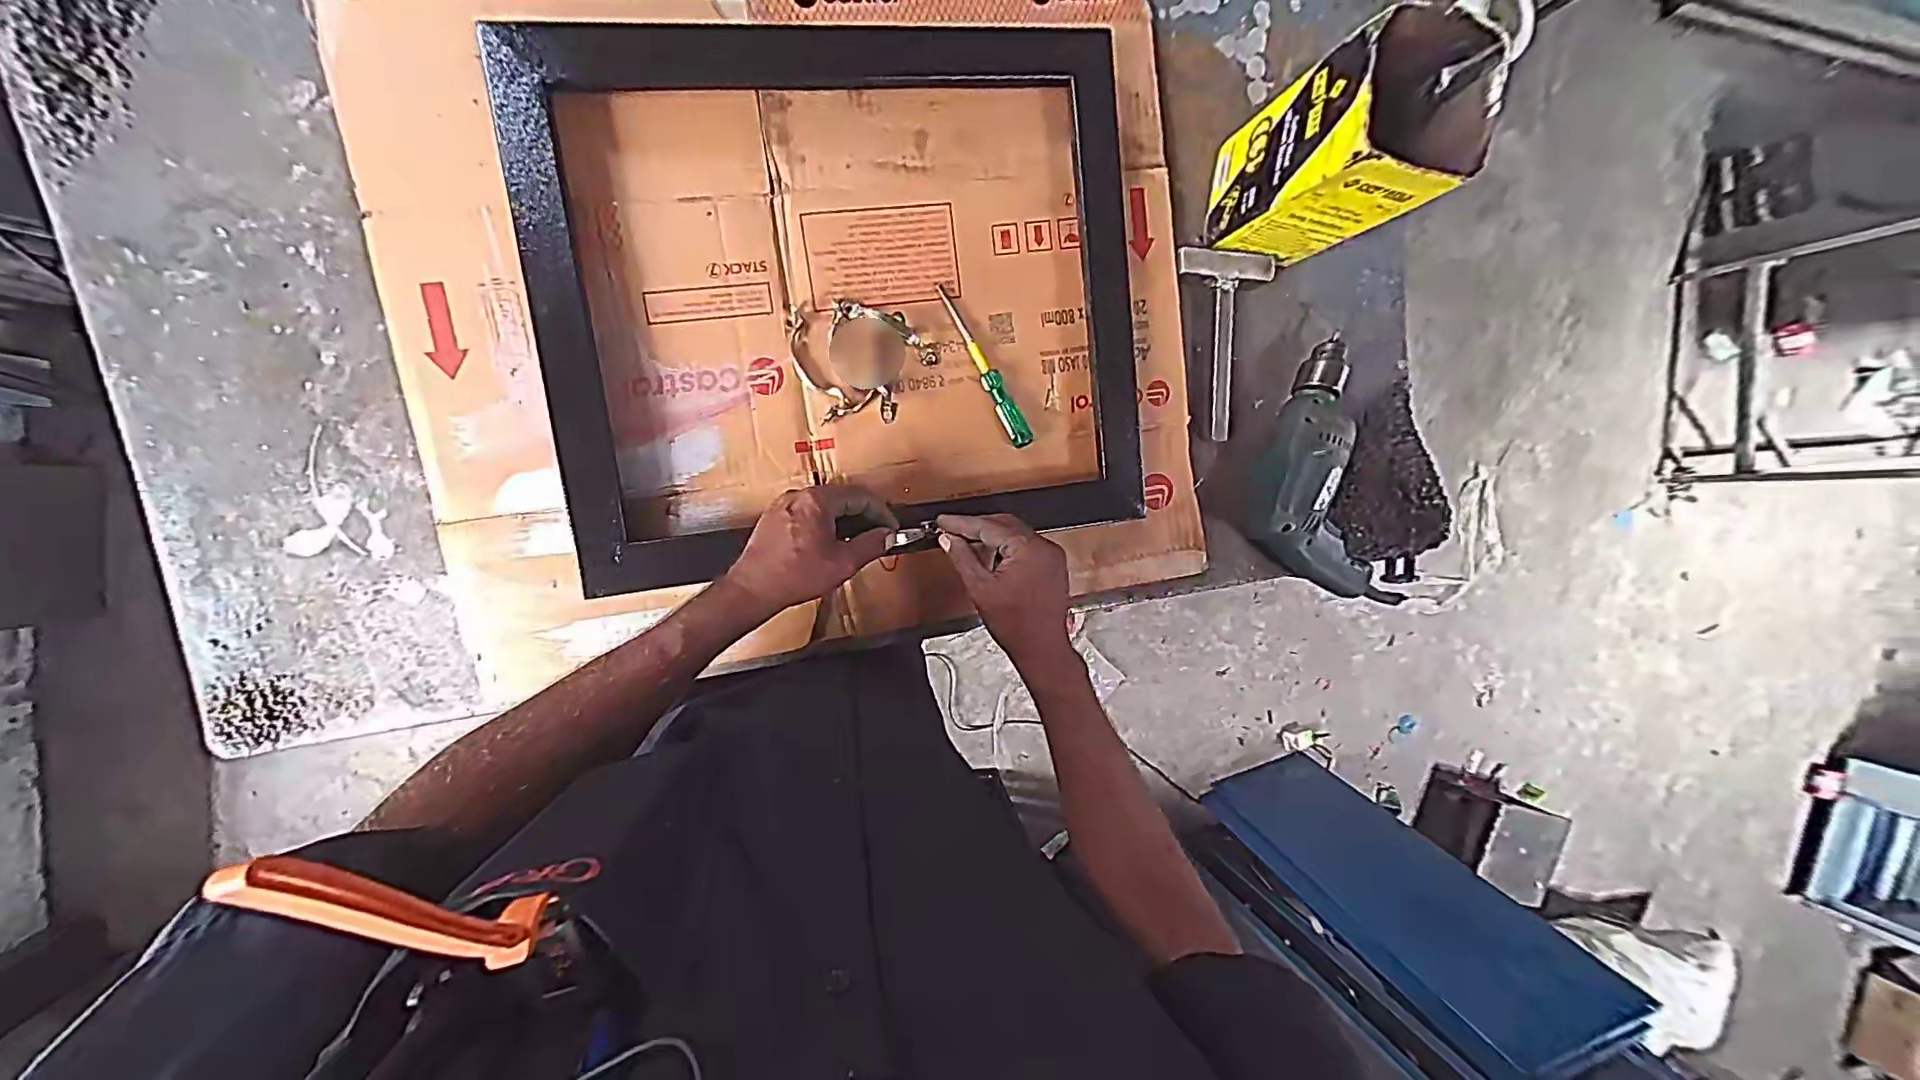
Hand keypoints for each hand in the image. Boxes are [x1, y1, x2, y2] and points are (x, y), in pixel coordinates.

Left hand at [721, 485, 897, 618]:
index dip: (881, 513)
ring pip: (824, 505)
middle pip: (842, 497)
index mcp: (817, 501)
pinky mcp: (774, 517)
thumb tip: (887, 535)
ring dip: (844, 520)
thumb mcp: (843, 563)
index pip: (861, 497)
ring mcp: (784, 505)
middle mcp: (798, 496)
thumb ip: (871, 545)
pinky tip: (830, 543)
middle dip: (864, 515)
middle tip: (878, 532)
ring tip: (857, 540)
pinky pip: (807, 512)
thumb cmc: (793, 576)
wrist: (753, 589)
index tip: (890, 527)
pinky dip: (824, 523)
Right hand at [936, 513, 1071, 663]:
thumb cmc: (1018, 625)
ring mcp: (1051, 555)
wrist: (1041, 647)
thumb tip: (949, 539)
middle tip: (951, 530)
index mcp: (1028, 548)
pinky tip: (989, 556)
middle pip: (1003, 524)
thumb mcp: (980, 588)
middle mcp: (1044, 547)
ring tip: (966, 544)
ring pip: (1014, 533)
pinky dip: (1006, 547)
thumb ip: (962, 557)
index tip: (945, 521)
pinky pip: (1025, 546)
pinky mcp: (1052, 564)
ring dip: (990, 536)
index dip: (961, 523)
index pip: (988, 525)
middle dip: (976, 526)